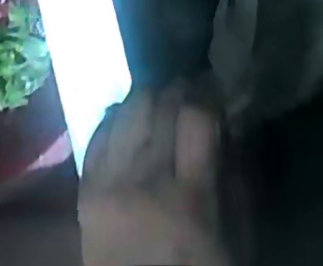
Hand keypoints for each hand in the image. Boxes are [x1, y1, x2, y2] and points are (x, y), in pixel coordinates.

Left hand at [79, 86, 231, 265]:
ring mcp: (109, 185)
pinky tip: (133, 122)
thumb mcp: (237, 236)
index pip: (195, 115)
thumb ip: (235, 173)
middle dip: (178, 89)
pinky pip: (100, 131)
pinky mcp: (85, 191)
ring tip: (161, 105)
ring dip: (149, 98)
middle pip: (159, 104)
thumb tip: (228, 115)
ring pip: (128, 108)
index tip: (213, 86)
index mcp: (191, 199)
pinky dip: (119, 117)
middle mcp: (145, 183)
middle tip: (189, 91)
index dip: (206, 91)